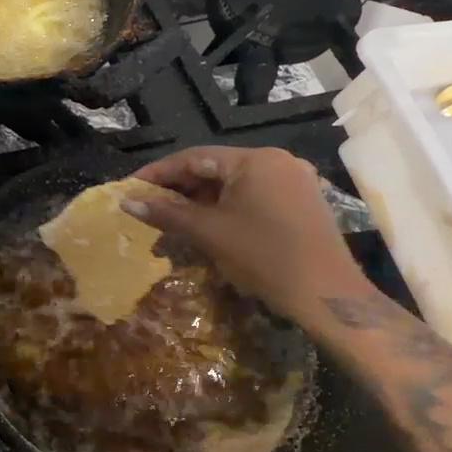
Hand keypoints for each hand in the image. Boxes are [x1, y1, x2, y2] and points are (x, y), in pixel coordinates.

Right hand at [122, 146, 370, 324]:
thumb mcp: (206, 232)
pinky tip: (202, 221)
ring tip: (167, 214)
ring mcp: (292, 181)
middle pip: (213, 167)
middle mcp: (277, 162)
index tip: (129, 187)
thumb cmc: (262, 255)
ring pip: (231, 182)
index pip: (193, 157)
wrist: (325, 294)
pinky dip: (222, 204)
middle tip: (145, 203)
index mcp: (256, 161)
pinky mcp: (298, 201)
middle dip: (176, 185)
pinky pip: (250, 194)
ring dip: (197, 197)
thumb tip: (126, 202)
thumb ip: (165, 212)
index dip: (156, 172)